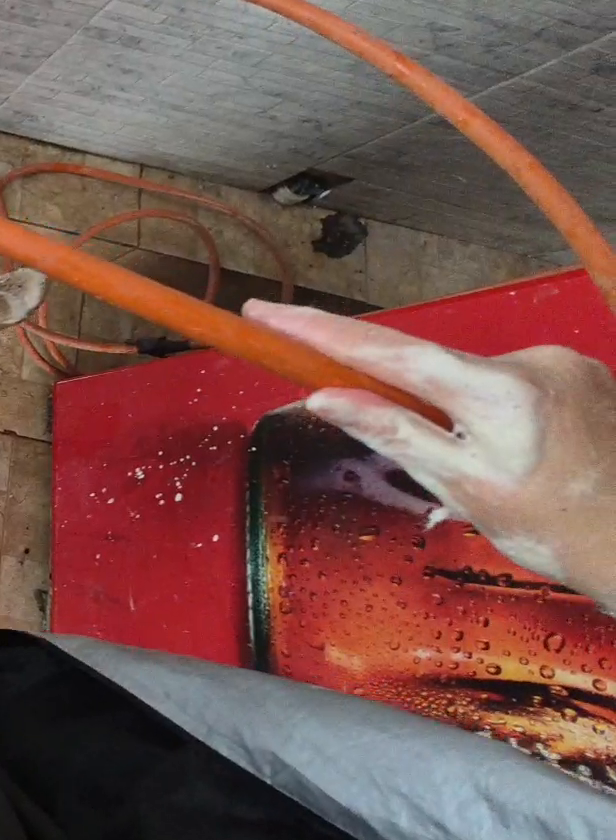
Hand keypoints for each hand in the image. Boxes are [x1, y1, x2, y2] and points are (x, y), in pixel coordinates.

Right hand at [246, 300, 615, 604]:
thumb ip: (392, 432)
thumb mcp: (461, 485)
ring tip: (454, 456)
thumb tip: (321, 397)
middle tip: (339, 401)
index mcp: (500, 391)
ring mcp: (562, 365)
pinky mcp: (578, 376)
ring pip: (457, 373)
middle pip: (421, 360)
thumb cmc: (558, 528)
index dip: (315, 328)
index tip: (261, 311)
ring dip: (429, 399)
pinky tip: (485, 444)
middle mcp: (533, 362)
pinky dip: (465, 402)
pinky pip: (490, 380)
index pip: (385, 350)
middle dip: (375, 377)